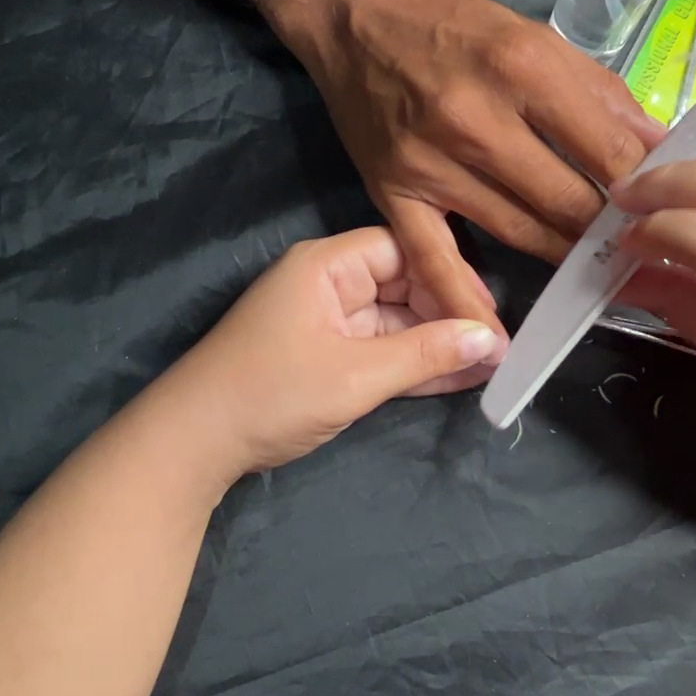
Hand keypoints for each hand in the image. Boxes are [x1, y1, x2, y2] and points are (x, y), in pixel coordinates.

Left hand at [153, 227, 500, 484]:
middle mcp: (330, 284)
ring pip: (397, 323)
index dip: (448, 277)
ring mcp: (329, 323)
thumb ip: (424, 354)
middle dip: (449, 317)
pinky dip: (414, 366)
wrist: (194, 444)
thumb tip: (491, 338)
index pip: (403, 251)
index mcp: (327, 265)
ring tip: (494, 365)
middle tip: (500, 346)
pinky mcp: (328, 357)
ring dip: (438, 346)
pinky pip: (382, 352)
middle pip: (404, 286)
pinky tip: (459, 378)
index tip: (492, 311)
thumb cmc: (272, 393)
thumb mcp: (355, 375)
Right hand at [291, 0, 665, 337]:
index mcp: (522, 68)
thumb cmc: (450, 23)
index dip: (645, 186)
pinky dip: (464, 298)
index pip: (605, 148)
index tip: (665, 208)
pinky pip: (433, 258)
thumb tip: (656, 146)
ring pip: (517, 231)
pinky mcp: (395, 194)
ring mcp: (431, 164)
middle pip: (565, 199)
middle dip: (608, 229)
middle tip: (636, 246)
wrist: (355, 22)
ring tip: (591, 267)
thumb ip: (598, 91)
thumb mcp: (533, 34)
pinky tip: (493, 333)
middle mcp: (477, 119)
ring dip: (562, 254)